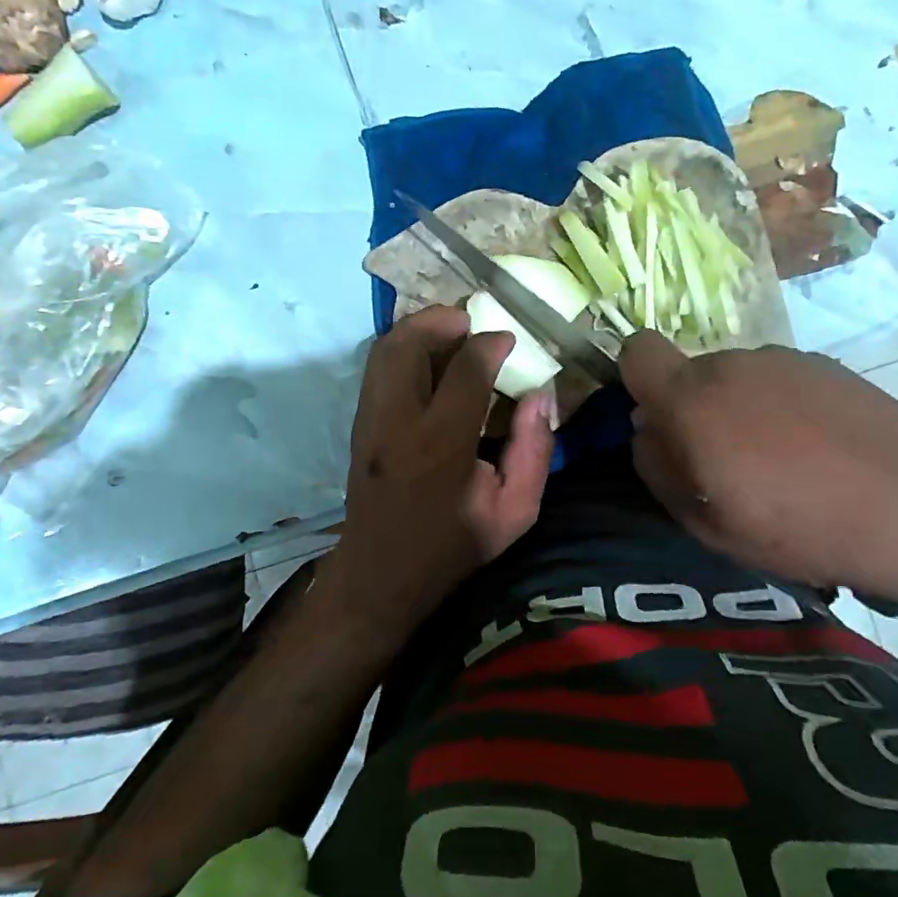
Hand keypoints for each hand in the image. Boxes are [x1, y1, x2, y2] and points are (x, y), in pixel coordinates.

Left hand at [333, 305, 555, 623]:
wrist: (382, 575)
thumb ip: (534, 450)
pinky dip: (402, 351)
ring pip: (384, 350)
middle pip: (408, 344)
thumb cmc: (454, 544)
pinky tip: (428, 363)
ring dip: (418, 331)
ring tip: (450, 335)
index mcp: (442, 444)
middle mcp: (398, 422)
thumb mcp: (516, 511)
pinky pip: (376, 369)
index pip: (467, 369)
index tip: (510, 342)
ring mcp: (369, 421)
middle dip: (442, 321)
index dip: (491, 345)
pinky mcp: (358, 425)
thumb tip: (539, 396)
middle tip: (472, 323)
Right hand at [620, 331, 897, 601]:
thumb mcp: (709, 523)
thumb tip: (646, 431)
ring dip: (741, 413)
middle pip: (692, 375)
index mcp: (693, 398)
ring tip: (784, 469)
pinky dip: (784, 410)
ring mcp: (787, 358)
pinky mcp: (830, 366)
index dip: (636, 382)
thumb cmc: (799, 528)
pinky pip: (782, 382)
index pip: (637, 352)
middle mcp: (734, 362)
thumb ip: (660, 470)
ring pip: (739, 380)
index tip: (659, 427)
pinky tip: (821, 455)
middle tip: (727, 470)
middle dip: (694, 413)